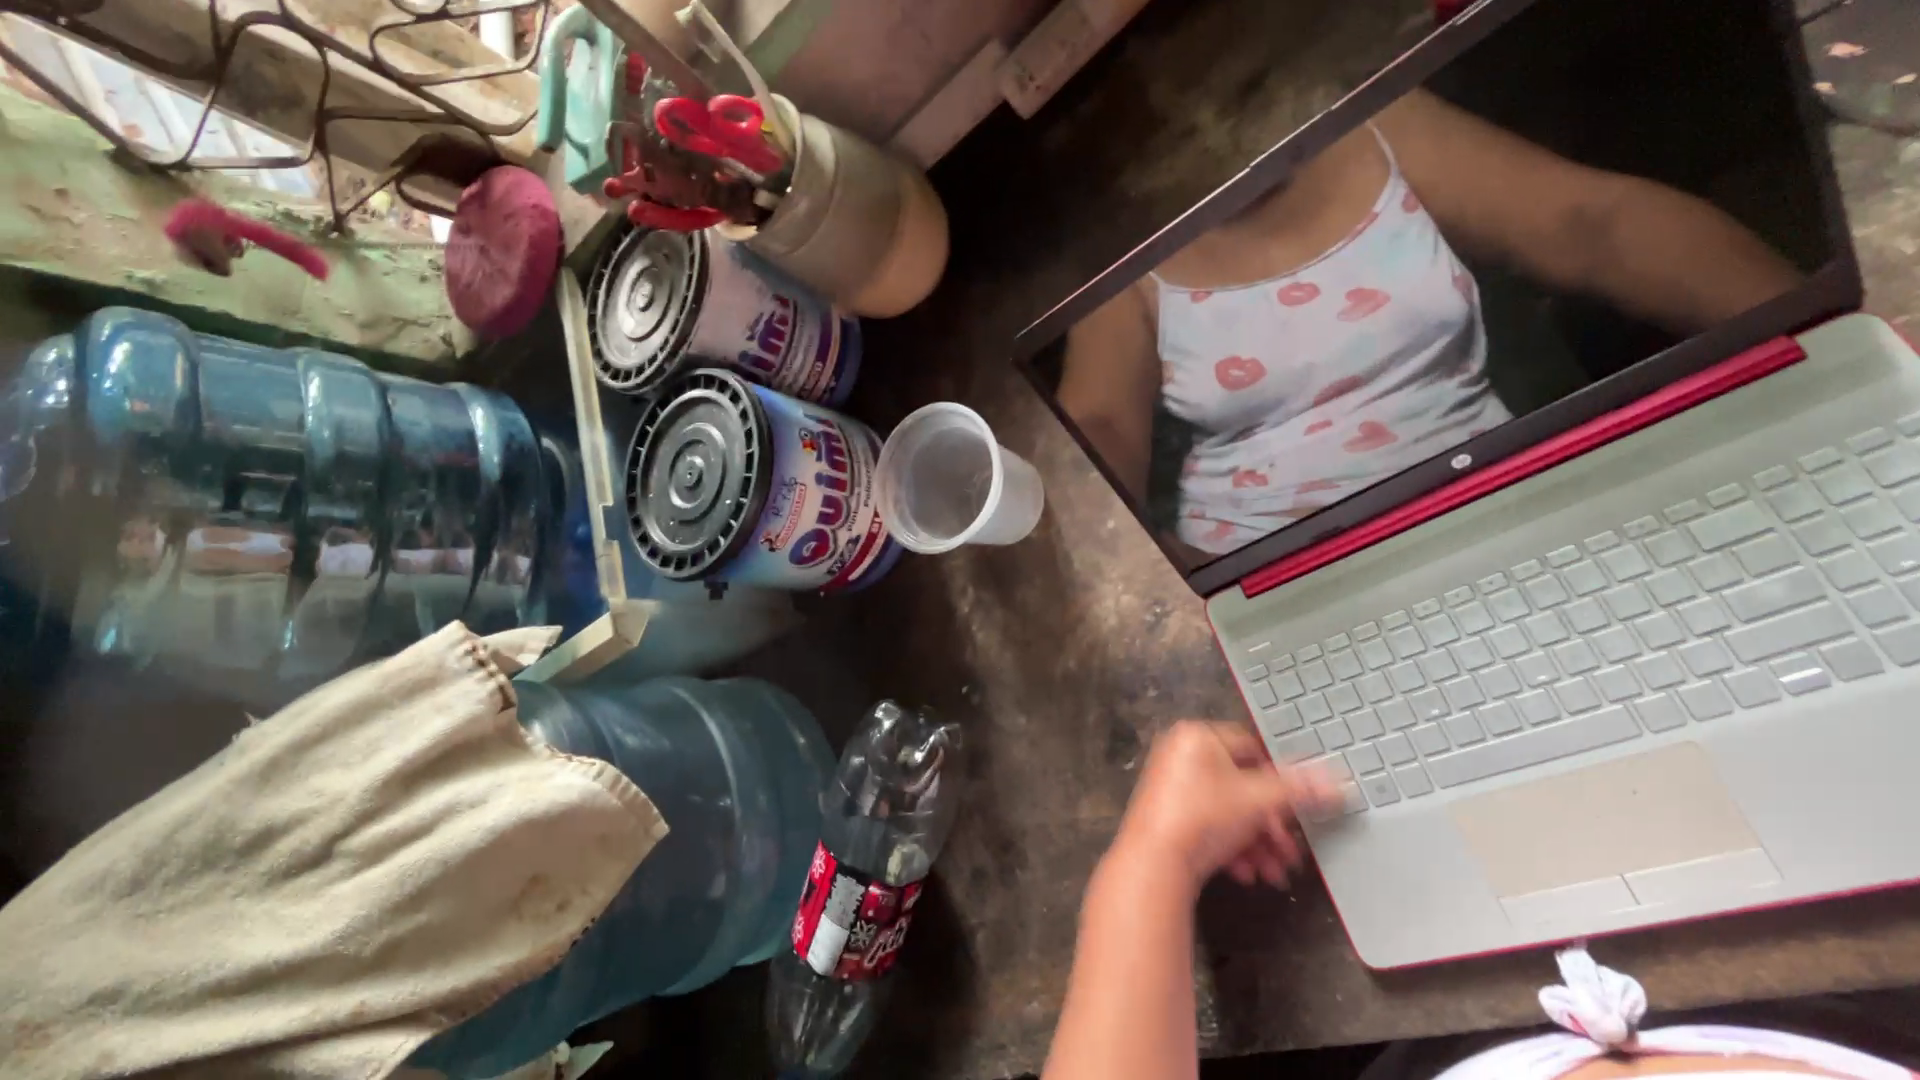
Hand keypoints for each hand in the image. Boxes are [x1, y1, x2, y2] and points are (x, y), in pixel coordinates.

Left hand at [1110, 721, 1340, 894]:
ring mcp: (1172, 788)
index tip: (1298, 806)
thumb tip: (1337, 781)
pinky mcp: (1168, 818)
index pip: (1252, 748)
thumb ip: (1299, 790)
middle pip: (1242, 787)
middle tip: (1290, 849)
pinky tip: (1247, 873)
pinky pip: (1208, 828)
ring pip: (1228, 813)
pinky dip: (1231, 850)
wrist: (1153, 863)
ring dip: (1257, 843)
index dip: (1279, 778)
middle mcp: (1181, 756)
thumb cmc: (1201, 818)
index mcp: (1197, 737)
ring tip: (1275, 871)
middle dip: (1271, 824)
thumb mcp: (1259, 800)